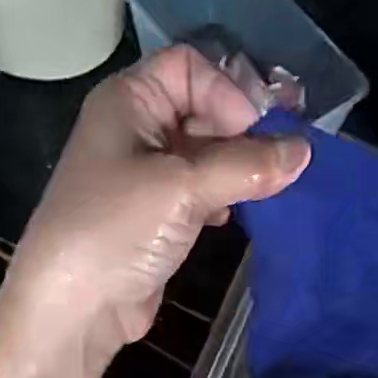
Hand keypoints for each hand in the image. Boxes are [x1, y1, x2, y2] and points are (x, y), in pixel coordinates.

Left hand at [2, 45, 310, 350]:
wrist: (74, 309)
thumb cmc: (116, 230)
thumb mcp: (182, 189)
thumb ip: (246, 166)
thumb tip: (303, 152)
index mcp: (128, 102)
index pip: (190, 68)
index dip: (227, 91)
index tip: (258, 132)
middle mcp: (136, 132)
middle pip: (202, 111)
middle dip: (243, 133)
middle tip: (283, 161)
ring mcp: (145, 179)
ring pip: (205, 157)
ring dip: (238, 170)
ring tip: (268, 190)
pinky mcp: (156, 221)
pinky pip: (200, 195)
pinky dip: (223, 200)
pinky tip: (237, 216)